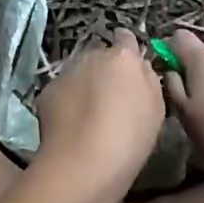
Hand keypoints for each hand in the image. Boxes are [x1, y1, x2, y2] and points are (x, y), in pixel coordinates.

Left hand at [36, 29, 164, 196]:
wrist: (82, 165)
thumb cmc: (129, 138)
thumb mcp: (156, 108)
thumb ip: (149, 78)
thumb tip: (140, 66)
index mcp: (123, 57)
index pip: (126, 37)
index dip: (128, 50)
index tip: (130, 69)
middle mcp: (92, 56)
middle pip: (101, 56)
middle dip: (105, 70)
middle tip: (111, 99)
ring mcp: (66, 72)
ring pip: (80, 72)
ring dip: (85, 85)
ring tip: (89, 115)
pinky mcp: (47, 90)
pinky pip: (63, 90)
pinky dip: (68, 101)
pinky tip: (72, 125)